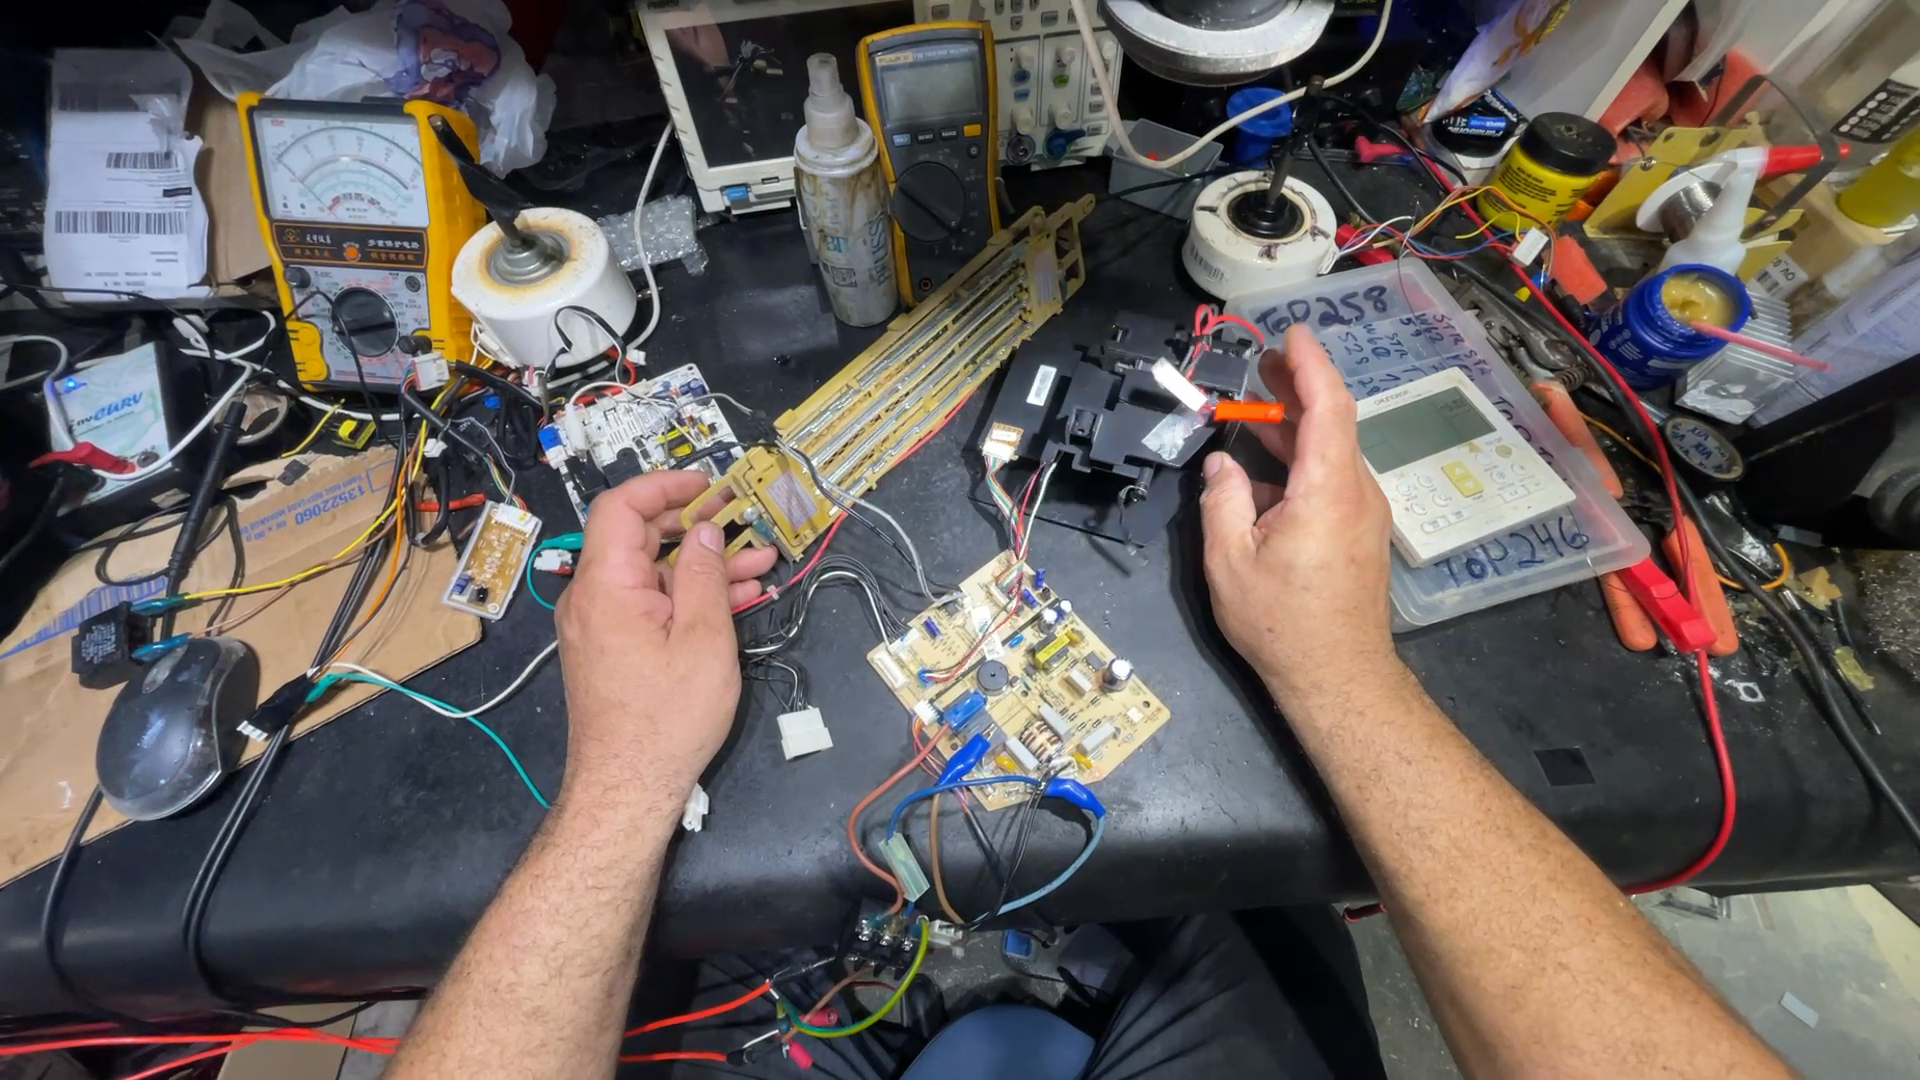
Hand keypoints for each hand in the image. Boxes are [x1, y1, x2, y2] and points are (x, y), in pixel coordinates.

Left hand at [554, 471, 778, 818]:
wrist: (629, 787)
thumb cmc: (669, 715)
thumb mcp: (703, 639)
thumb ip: (703, 575)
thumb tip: (704, 530)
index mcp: (607, 586)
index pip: (621, 508)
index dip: (665, 486)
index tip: (709, 485)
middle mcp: (595, 597)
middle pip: (642, 539)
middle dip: (698, 527)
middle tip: (747, 521)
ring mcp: (605, 623)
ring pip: (656, 575)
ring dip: (705, 565)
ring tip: (763, 562)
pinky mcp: (617, 646)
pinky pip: (654, 605)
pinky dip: (692, 597)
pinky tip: (739, 597)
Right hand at [1199, 324, 1398, 707]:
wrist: (1337, 675)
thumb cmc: (1279, 620)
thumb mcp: (1228, 560)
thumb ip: (1221, 501)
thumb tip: (1221, 464)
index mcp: (1326, 491)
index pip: (1328, 408)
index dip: (1311, 365)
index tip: (1292, 334)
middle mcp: (1355, 493)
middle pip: (1332, 423)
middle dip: (1298, 388)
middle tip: (1262, 364)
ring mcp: (1363, 513)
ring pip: (1331, 453)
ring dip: (1294, 428)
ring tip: (1255, 410)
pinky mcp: (1359, 532)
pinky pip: (1330, 481)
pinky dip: (1298, 462)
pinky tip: (1262, 474)